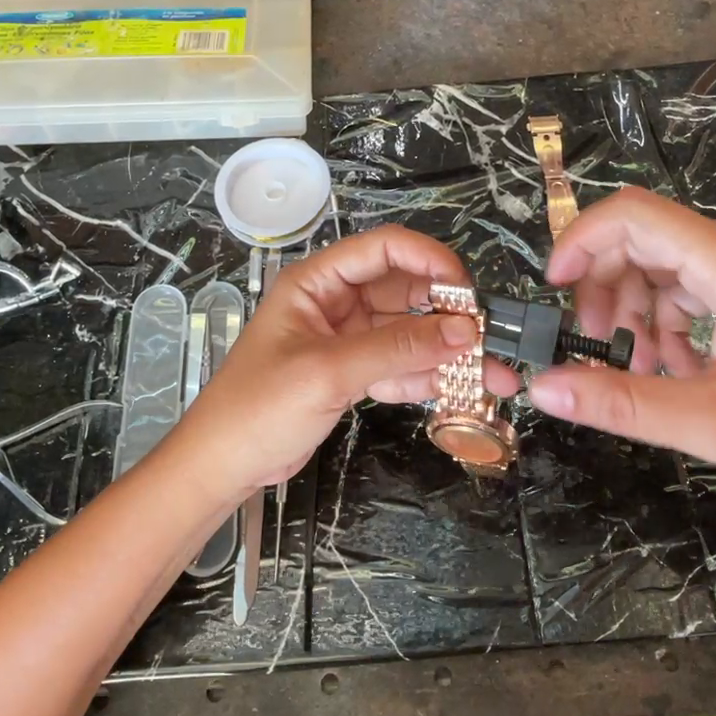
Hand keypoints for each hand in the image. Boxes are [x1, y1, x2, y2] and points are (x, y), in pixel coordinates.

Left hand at [174, 225, 516, 493]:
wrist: (222, 465)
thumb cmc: (260, 406)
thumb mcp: (329, 372)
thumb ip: (397, 348)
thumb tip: (464, 330)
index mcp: (317, 282)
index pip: (383, 250)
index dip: (428, 259)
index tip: (467, 289)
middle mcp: (335, 303)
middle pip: (403, 292)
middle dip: (446, 314)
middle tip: (488, 337)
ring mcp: (345, 340)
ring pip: (406, 334)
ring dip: (446, 353)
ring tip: (493, 376)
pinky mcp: (351, 375)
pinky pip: (398, 367)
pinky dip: (426, 379)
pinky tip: (462, 393)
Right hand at [528, 188, 715, 496]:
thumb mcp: (714, 424)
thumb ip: (623, 404)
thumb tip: (544, 389)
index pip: (635, 215)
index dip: (582, 240)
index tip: (553, 289)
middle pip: (644, 238)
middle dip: (604, 287)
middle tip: (593, 345)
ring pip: (664, 263)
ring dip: (635, 310)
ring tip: (636, 369)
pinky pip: (692, 285)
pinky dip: (667, 320)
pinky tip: (674, 368)